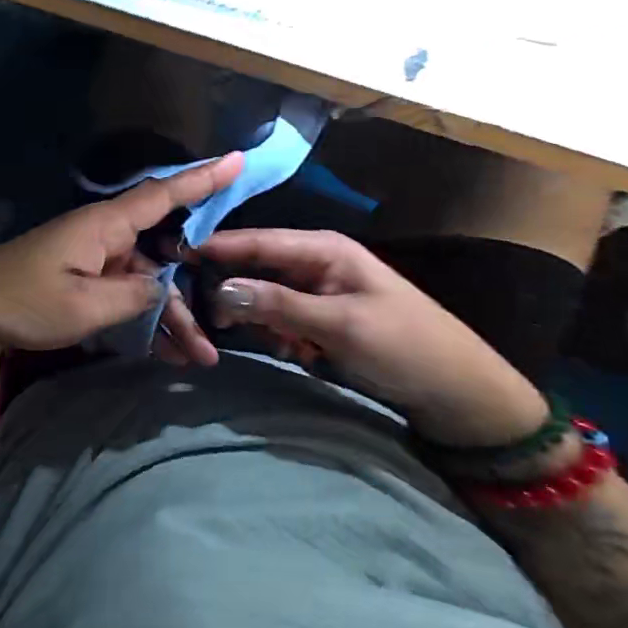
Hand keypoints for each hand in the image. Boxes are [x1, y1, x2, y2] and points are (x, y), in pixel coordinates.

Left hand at [0, 153, 244, 367]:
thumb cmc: (24, 304)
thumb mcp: (84, 307)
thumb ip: (134, 295)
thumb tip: (162, 286)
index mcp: (104, 226)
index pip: (162, 195)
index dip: (202, 179)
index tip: (237, 160)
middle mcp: (105, 236)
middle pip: (163, 255)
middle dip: (190, 294)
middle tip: (214, 334)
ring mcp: (96, 259)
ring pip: (148, 282)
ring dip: (170, 318)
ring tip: (196, 358)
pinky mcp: (85, 279)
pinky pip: (127, 294)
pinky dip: (146, 319)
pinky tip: (167, 351)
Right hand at [193, 229, 549, 446]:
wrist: (453, 387)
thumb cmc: (403, 343)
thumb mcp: (340, 323)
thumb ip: (279, 303)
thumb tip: (222, 288)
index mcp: (323, 249)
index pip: (258, 240)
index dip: (217, 246)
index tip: (174, 253)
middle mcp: (315, 263)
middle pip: (255, 266)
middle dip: (231, 288)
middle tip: (202, 313)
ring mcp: (316, 292)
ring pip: (264, 296)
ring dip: (254, 316)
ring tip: (251, 336)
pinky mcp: (319, 319)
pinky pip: (280, 318)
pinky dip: (274, 333)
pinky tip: (282, 349)